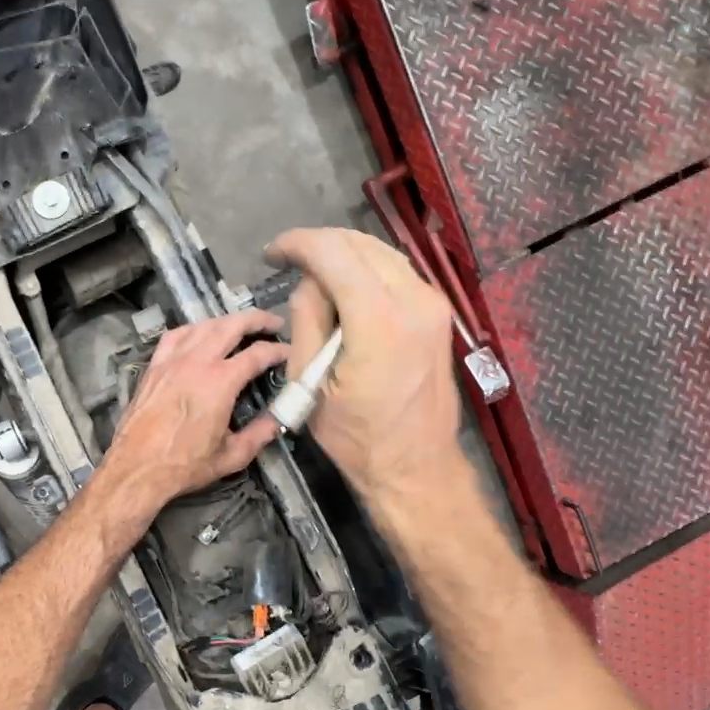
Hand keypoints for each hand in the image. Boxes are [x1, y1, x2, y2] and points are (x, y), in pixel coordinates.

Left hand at [96, 309, 289, 519]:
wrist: (136, 467)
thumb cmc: (184, 464)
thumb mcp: (231, 456)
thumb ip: (259, 434)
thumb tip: (279, 421)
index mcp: (221, 382)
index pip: (257, 354)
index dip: (277, 350)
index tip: (288, 352)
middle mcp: (197, 361)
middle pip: (231, 326)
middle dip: (256, 320)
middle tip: (273, 323)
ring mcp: (172, 360)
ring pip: (203, 326)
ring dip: (226, 322)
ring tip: (240, 326)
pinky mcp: (154, 366)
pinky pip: (175, 336)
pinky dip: (193, 329)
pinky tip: (199, 334)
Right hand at [267, 228, 464, 501]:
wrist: (415, 465)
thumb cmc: (356, 436)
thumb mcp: (310, 383)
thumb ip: (307, 320)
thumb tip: (309, 283)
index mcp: (380, 321)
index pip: (334, 252)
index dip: (296, 243)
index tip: (271, 254)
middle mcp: (415, 300)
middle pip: (359, 244)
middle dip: (318, 245)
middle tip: (286, 263)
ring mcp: (433, 304)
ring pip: (380, 253)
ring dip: (342, 256)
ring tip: (311, 277)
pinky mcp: (438, 313)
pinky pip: (395, 272)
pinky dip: (364, 271)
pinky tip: (343, 292)